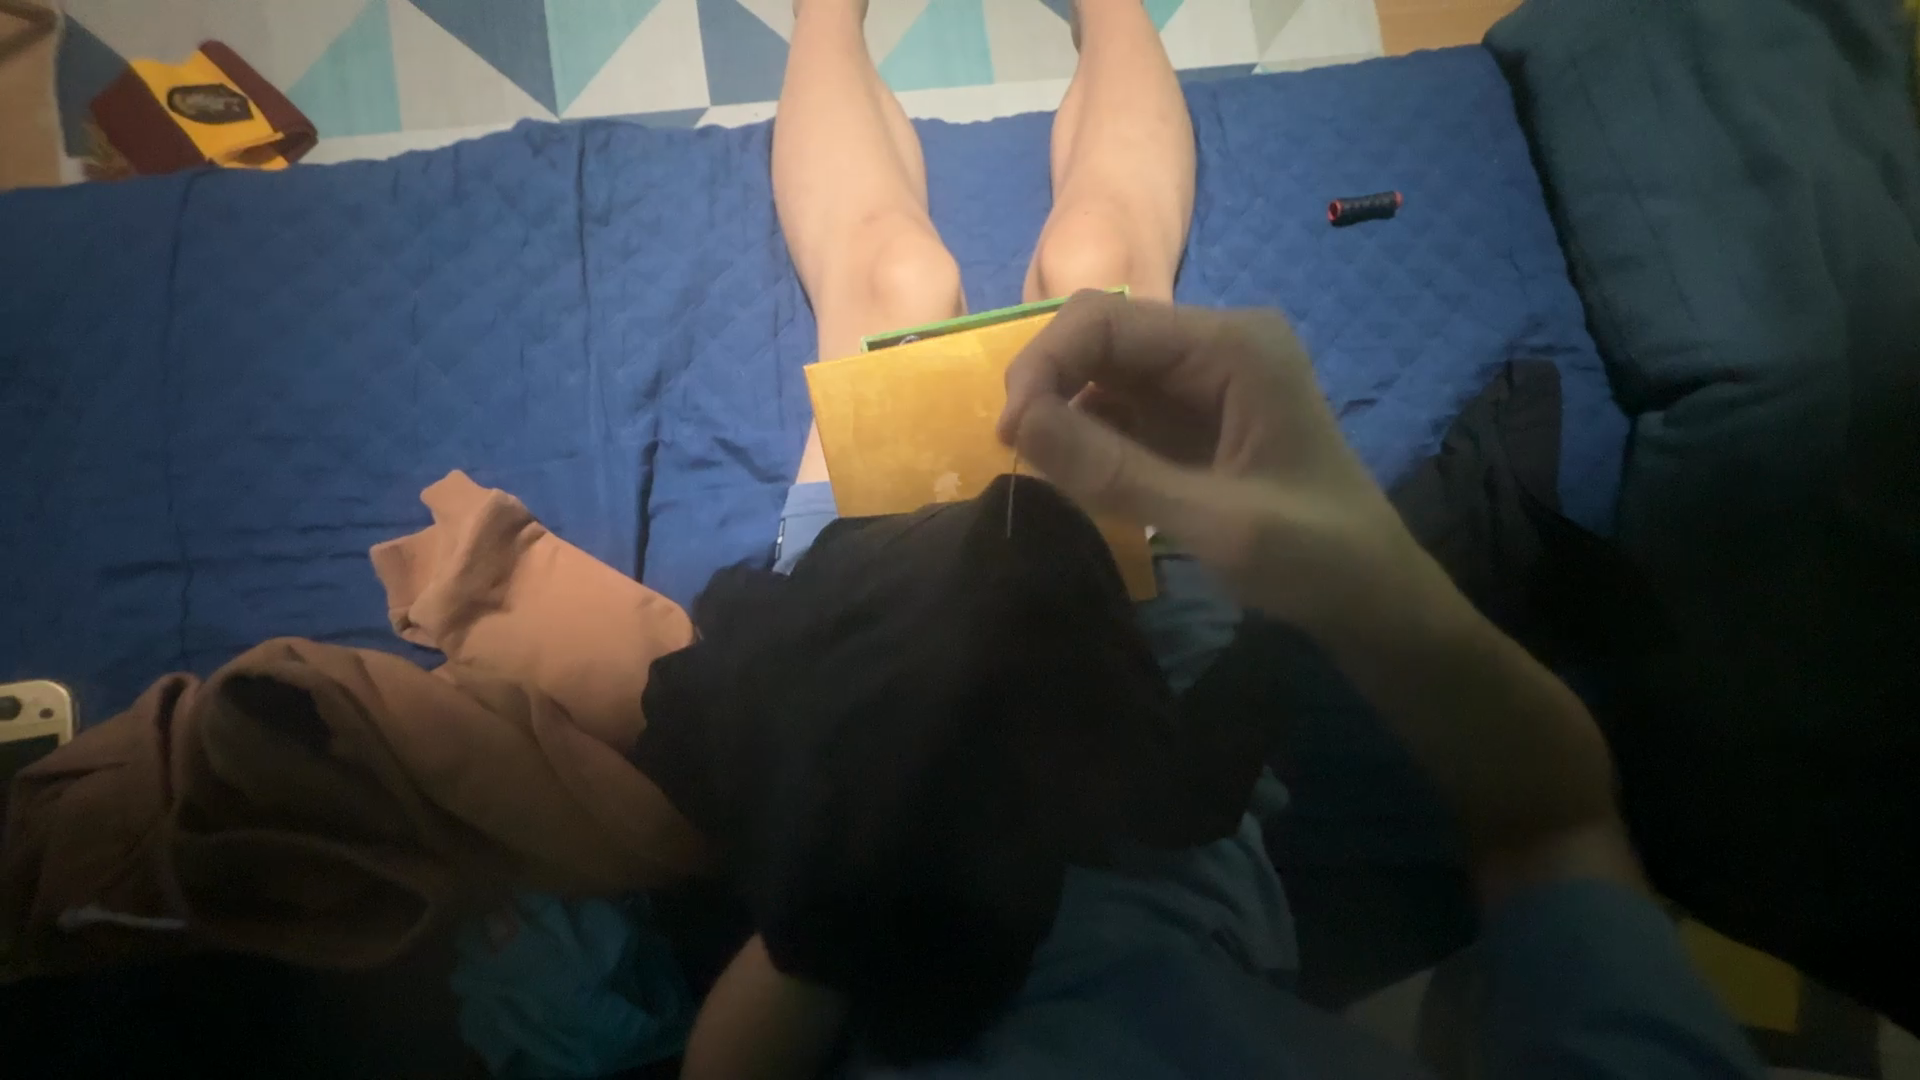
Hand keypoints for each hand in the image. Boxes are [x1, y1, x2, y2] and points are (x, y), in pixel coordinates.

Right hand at [998, 291, 1445, 635]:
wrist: (1367, 594)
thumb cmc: (1312, 556)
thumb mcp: (1215, 521)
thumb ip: (1114, 472)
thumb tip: (1016, 423)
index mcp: (1231, 345)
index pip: (1106, 320)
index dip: (1044, 364)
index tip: (1010, 433)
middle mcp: (1212, 346)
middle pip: (1098, 337)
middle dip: (1047, 384)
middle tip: (1016, 450)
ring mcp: (1199, 381)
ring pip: (1100, 372)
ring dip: (1061, 411)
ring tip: (1047, 469)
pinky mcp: (1187, 417)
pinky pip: (1116, 408)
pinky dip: (1084, 435)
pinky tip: (1078, 474)